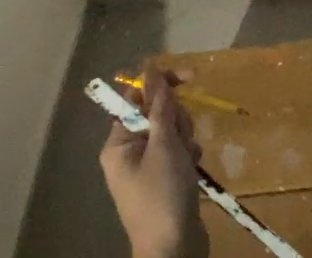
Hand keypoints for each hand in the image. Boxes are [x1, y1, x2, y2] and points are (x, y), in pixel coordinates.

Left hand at [99, 71, 208, 257]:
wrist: (173, 248)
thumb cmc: (163, 194)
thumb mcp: (164, 146)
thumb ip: (160, 107)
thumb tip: (152, 72)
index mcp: (119, 143)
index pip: (136, 98)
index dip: (161, 84)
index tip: (190, 77)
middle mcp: (129, 151)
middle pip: (157, 113)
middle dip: (177, 119)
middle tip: (181, 138)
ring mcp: (146, 165)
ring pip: (172, 130)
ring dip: (185, 137)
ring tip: (187, 158)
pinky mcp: (164, 177)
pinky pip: (178, 150)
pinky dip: (188, 153)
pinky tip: (192, 167)